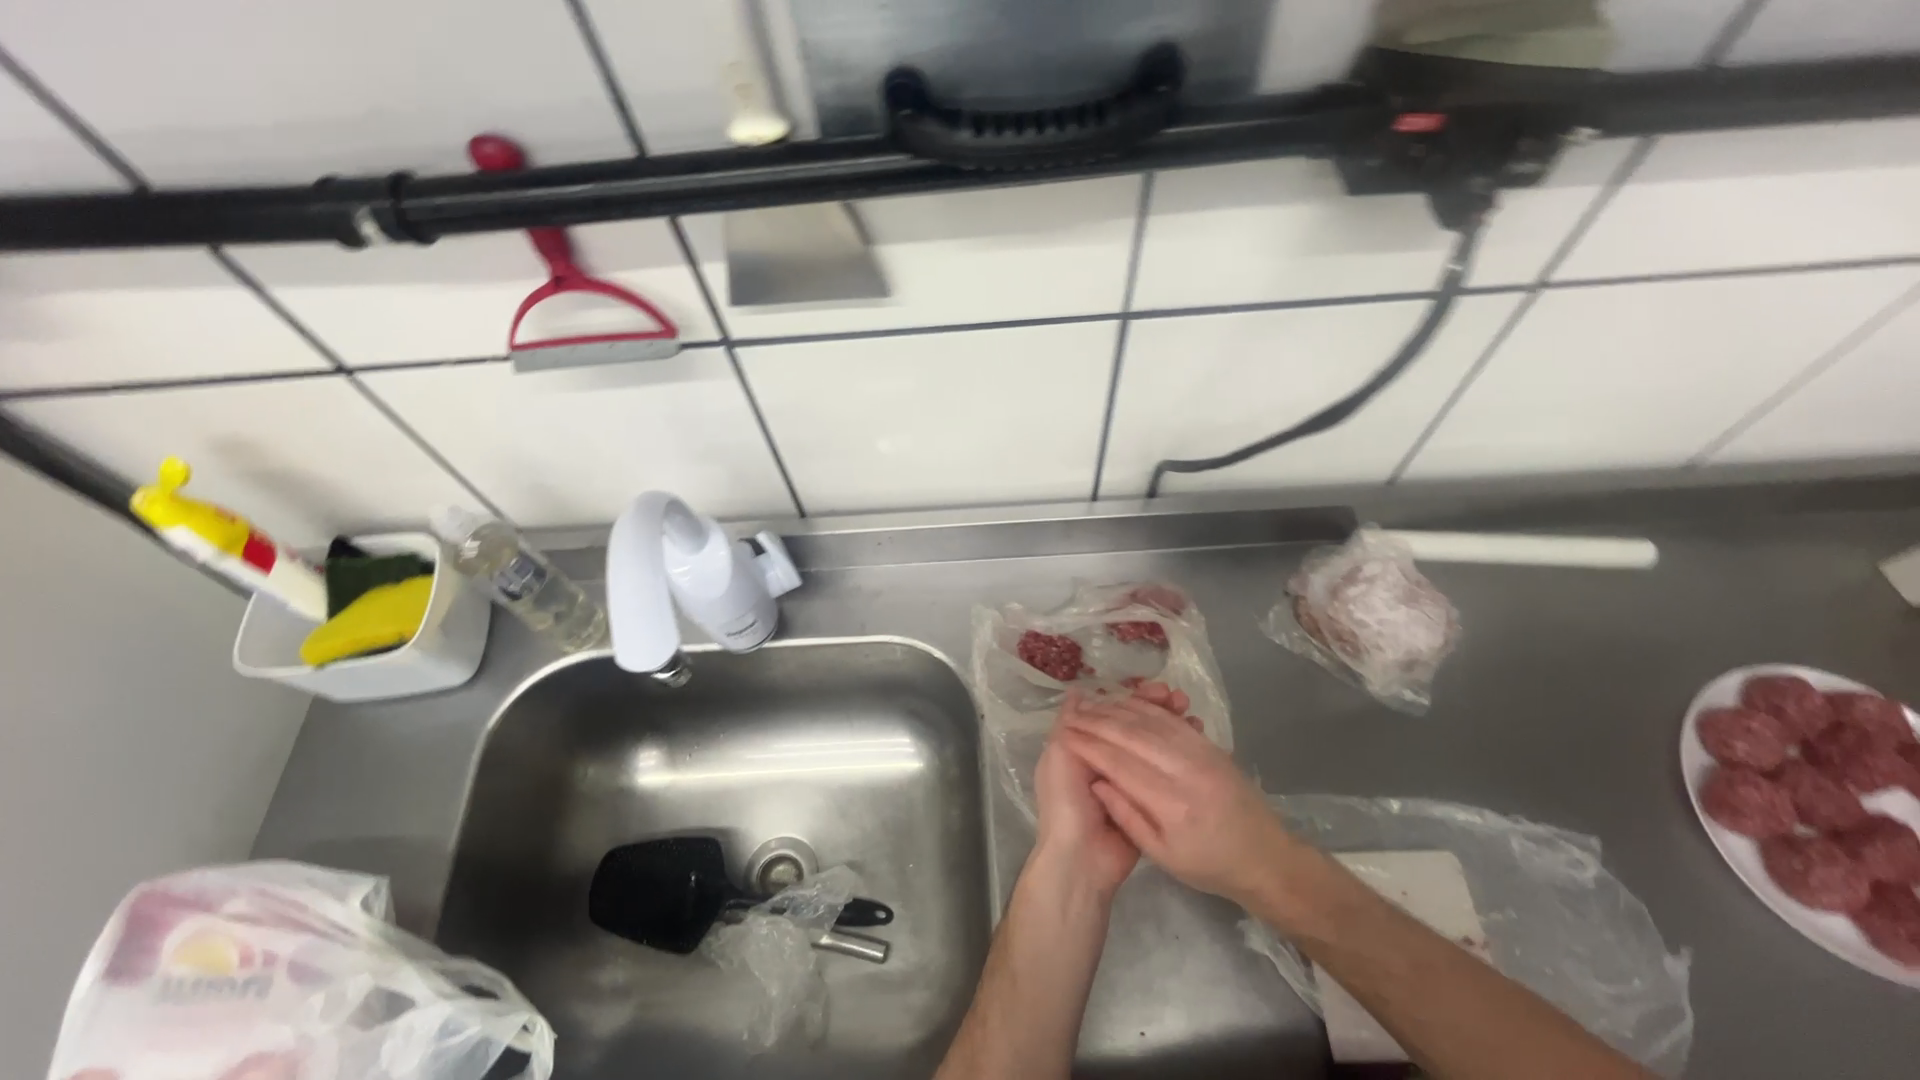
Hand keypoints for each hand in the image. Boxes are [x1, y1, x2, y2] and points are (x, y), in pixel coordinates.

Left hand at [1030, 687, 1172, 896]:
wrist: (1083, 857)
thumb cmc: (1066, 800)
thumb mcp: (1060, 753)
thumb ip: (1071, 722)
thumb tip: (1078, 691)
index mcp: (1085, 749)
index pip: (1113, 714)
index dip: (1133, 699)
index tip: (1157, 688)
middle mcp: (1108, 760)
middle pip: (1136, 727)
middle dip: (1158, 709)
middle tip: (1179, 698)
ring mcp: (1131, 780)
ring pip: (1154, 746)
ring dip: (1172, 727)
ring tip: (1191, 714)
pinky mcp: (1150, 800)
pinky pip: (1165, 772)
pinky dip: (1181, 755)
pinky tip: (1197, 739)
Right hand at [1058, 688, 1291, 905]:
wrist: (1267, 857)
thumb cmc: (1210, 866)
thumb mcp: (1163, 856)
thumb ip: (1127, 817)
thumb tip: (1096, 783)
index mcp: (1172, 804)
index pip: (1119, 764)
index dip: (1088, 747)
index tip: (1064, 736)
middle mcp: (1186, 771)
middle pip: (1132, 735)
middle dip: (1097, 722)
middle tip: (1070, 715)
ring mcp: (1202, 753)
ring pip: (1151, 721)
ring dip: (1117, 709)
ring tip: (1091, 705)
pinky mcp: (1211, 746)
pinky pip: (1172, 720)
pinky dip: (1145, 708)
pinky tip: (1127, 703)